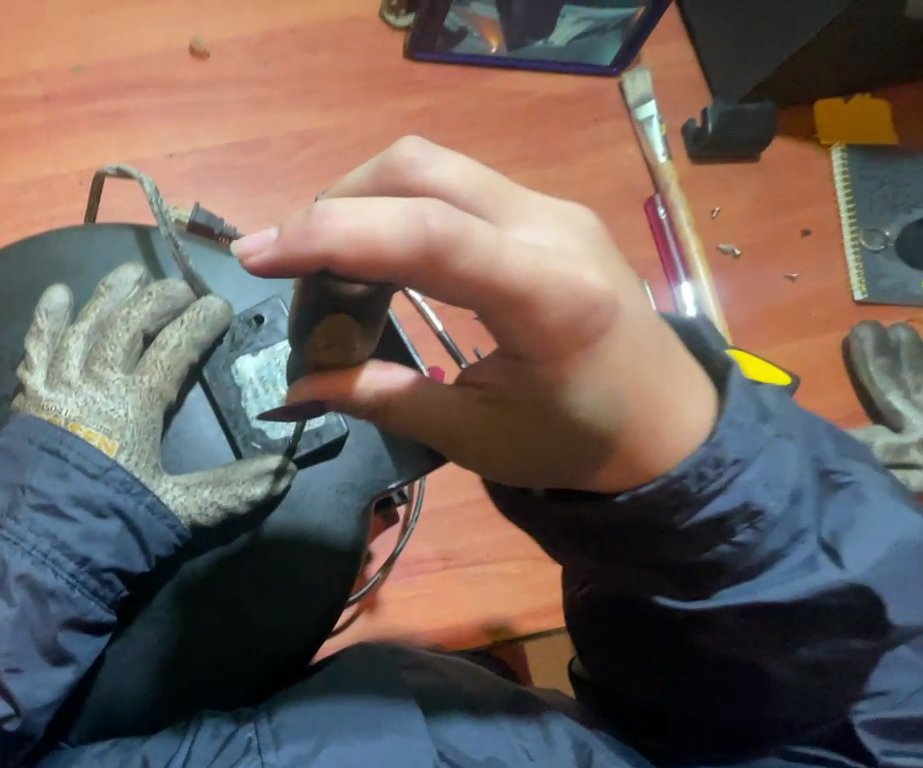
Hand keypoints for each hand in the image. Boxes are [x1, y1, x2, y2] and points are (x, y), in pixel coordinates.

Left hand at [14, 262, 294, 527]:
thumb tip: (285, 471)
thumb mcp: (179, 509)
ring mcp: (59, 384)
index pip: (174, 348)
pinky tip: (58, 294)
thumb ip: (231, 489)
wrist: (38, 539)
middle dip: (159, 299)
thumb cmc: (112, 519)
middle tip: (181, 289)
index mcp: (136, 404)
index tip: (220, 305)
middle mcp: (96, 381)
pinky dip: (46, 319)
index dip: (200, 322)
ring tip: (131, 273)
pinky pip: (36, 346)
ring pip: (85, 325)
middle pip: (129, 324)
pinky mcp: (30, 397)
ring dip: (109, 295)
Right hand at [231, 137, 717, 492]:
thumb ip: (381, 399)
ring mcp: (549, 209)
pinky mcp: (540, 212)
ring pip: (430, 166)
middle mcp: (551, 227)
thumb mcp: (471, 436)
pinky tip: (371, 263)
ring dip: (358, 205)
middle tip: (286, 269)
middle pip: (418, 171)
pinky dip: (390, 212)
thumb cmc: (573, 444)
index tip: (256, 257)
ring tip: (323, 274)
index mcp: (545, 294)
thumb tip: (293, 388)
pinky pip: (450, 186)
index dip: (330, 237)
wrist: (667, 427)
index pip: (424, 235)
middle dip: (333, 209)